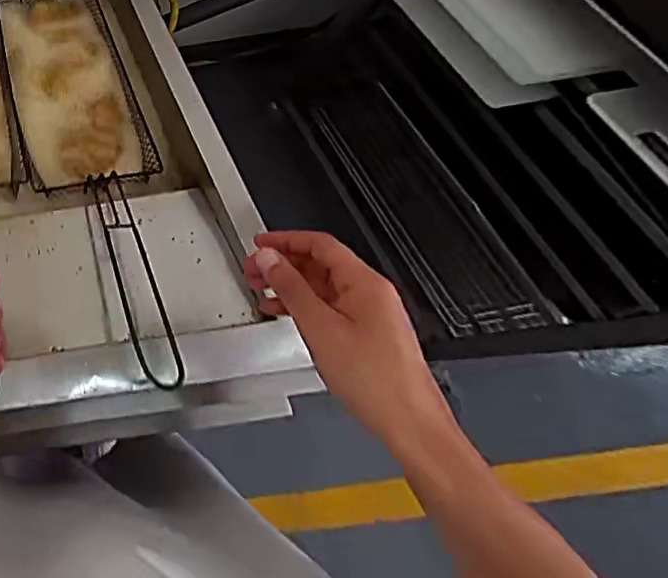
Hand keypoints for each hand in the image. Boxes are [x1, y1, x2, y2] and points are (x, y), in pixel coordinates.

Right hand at [245, 231, 451, 446]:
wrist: (411, 427)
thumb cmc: (378, 382)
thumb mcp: (320, 327)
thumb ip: (290, 287)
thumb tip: (270, 259)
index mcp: (365, 284)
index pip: (320, 244)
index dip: (286, 240)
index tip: (261, 243)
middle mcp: (372, 294)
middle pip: (320, 264)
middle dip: (283, 264)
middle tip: (255, 268)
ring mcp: (372, 315)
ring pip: (322, 286)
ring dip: (290, 285)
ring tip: (263, 289)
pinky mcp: (368, 335)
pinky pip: (329, 307)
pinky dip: (304, 306)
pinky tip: (285, 314)